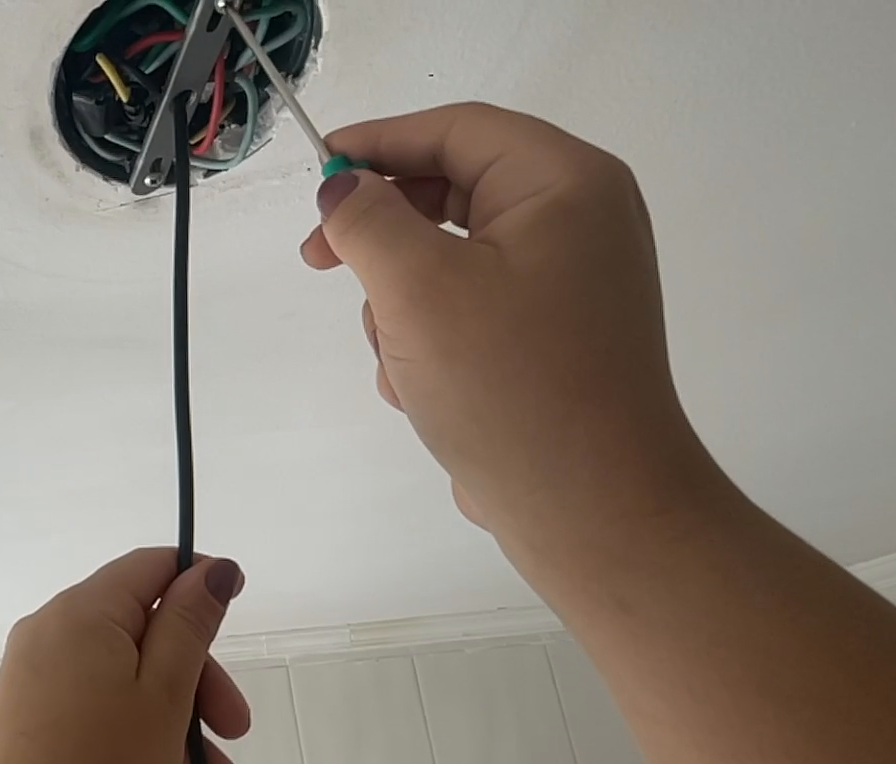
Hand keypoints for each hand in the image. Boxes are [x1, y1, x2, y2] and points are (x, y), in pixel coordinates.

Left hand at [0, 548, 246, 763]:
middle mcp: (50, 635)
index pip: (148, 566)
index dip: (197, 579)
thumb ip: (190, 625)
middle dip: (197, 679)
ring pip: (124, 683)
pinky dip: (139, 744)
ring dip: (176, 725)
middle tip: (237, 732)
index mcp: (80, 612)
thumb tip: (209, 568)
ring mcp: (36, 682)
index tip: (238, 604)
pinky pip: (97, 715)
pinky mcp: (31, 725)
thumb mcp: (164, 694)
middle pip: (141, 632)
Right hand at [301, 103, 732, 545]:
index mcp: (562, 187)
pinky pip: (456, 315)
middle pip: (448, 197)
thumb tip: (340, 189)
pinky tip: (419, 390)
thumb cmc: (505, 382)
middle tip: (316, 262)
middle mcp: (569, 225)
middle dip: (378, 236)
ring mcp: (555, 288)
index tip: (314, 170)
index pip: (457, 131)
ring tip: (399, 363)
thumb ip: (368, 224)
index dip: (378, 141)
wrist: (581, 501)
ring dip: (397, 309)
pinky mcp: (534, 342)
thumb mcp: (419, 290)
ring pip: (440, 266)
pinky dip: (421, 343)